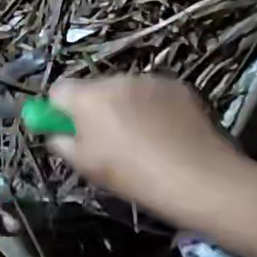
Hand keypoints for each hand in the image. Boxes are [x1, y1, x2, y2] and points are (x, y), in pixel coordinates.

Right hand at [45, 73, 238, 214]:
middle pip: (93, 89)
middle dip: (94, 109)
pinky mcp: (177, 86)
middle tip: (106, 142)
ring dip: (124, 108)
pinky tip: (164, 135)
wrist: (198, 177)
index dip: (59, 110)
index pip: (58, 90)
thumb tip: (58, 133)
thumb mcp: (86, 167)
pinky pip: (152, 94)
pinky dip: (152, 109)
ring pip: (124, 91)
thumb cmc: (133, 175)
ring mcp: (149, 80)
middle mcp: (116, 79)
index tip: (69, 130)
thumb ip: (62, 143)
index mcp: (88, 98)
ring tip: (141, 141)